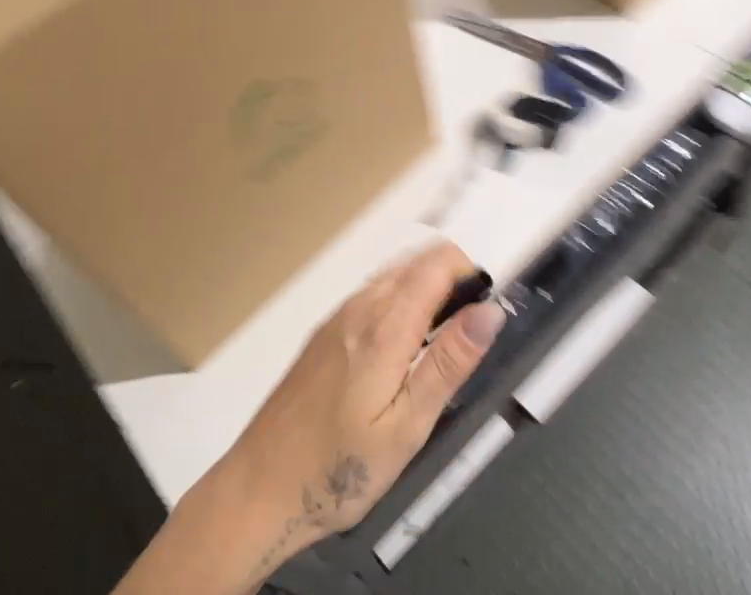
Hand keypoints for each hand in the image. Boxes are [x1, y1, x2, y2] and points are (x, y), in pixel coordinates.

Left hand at [111, 240, 505, 594]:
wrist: (260, 488)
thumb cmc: (340, 469)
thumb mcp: (408, 426)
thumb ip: (449, 363)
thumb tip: (489, 312)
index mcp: (383, 329)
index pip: (435, 264)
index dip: (471, 271)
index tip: (489, 304)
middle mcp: (357, 310)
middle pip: (415, 262)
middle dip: (452, 278)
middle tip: (470, 332)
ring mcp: (335, 320)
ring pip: (392, 276)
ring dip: (426, 288)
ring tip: (443, 342)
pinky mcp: (323, 335)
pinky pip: (371, 295)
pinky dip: (400, 300)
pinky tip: (404, 347)